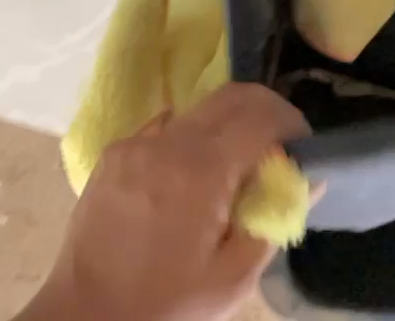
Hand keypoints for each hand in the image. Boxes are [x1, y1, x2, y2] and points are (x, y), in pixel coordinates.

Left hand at [20, 84, 309, 320]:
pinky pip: (166, 127)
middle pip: (232, 96)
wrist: (85, 318)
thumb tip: (309, 180)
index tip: (303, 144)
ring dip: (226, 124)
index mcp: (202, 170)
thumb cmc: (165, 305)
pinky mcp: (116, 151)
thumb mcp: (231, 278)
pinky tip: (189, 177)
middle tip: (279, 145)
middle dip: (264, 111)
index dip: (290, 122)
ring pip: (199, 108)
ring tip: (234, 165)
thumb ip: (273, 221)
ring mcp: (138, 142)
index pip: (260, 116)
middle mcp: (169, 141)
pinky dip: (190, 139)